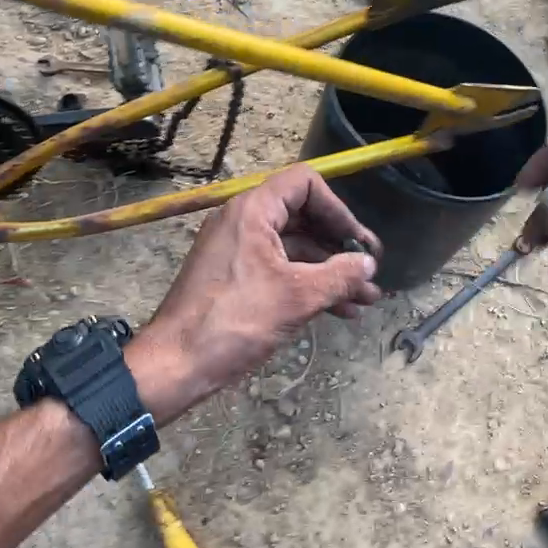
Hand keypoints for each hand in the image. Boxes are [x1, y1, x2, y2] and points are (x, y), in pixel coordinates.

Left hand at [129, 165, 380, 420]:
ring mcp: (237, 250)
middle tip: (370, 270)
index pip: (304, 184)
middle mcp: (243, 222)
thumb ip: (339, 276)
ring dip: (330, 271)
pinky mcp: (234, 278)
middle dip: (339, 245)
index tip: (357, 242)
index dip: (337, 208)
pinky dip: (308, 285)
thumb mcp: (296, 297)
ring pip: (294, 248)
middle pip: (302, 216)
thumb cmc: (235, 321)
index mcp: (252, 211)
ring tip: (366, 300)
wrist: (176, 363)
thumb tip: (369, 264)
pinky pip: (279, 269)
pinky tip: (340, 311)